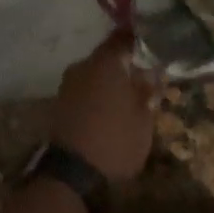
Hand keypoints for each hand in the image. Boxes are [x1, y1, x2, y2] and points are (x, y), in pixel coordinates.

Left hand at [49, 34, 157, 182]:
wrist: (72, 173)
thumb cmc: (116, 141)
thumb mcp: (144, 119)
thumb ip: (148, 91)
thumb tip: (151, 74)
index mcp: (105, 63)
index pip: (123, 39)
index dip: (139, 41)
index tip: (154, 46)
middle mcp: (82, 67)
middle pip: (108, 57)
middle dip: (126, 64)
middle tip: (146, 75)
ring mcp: (68, 85)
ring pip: (95, 74)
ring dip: (110, 81)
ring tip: (130, 95)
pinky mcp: (60, 104)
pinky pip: (85, 90)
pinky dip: (98, 94)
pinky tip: (111, 108)